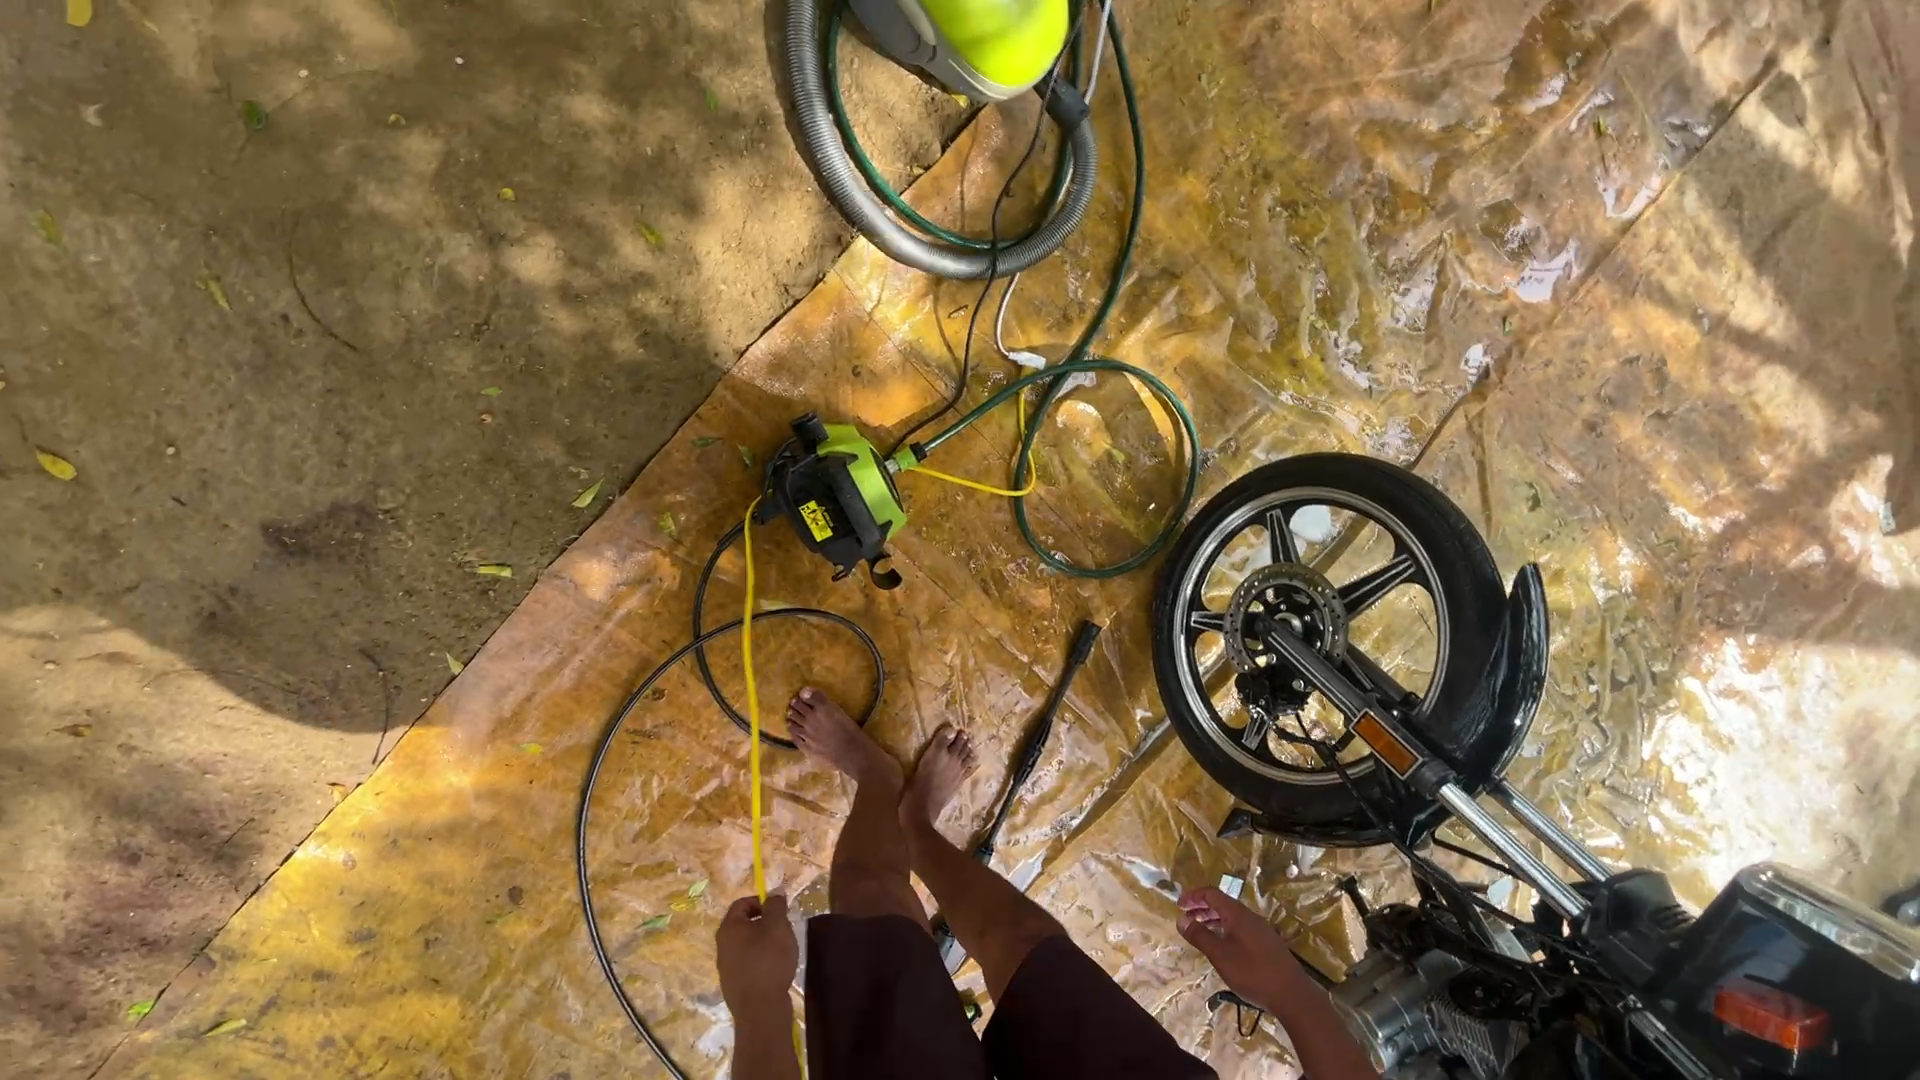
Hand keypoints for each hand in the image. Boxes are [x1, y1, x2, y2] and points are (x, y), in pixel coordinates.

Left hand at [716, 894, 798, 1016]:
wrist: (760, 1010)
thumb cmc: (768, 960)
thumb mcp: (777, 925)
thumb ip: (775, 905)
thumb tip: (774, 892)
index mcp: (728, 928)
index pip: (741, 903)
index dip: (761, 901)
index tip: (778, 910)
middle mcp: (722, 946)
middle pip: (743, 924)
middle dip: (765, 922)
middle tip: (783, 929)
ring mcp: (726, 968)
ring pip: (747, 945)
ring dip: (764, 942)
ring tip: (782, 950)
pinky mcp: (735, 986)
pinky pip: (748, 964)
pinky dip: (761, 961)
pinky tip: (775, 970)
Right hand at [1177, 886, 1309, 1016]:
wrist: (1293, 995)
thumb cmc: (1253, 972)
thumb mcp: (1220, 955)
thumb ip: (1200, 936)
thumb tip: (1181, 919)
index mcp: (1237, 914)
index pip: (1212, 894)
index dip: (1193, 896)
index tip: (1179, 905)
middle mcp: (1250, 917)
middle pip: (1222, 903)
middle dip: (1202, 907)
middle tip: (1186, 917)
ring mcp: (1261, 930)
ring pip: (1232, 917)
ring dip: (1213, 919)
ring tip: (1200, 931)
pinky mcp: (1268, 943)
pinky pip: (1241, 928)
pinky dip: (1226, 929)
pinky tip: (1223, 946)